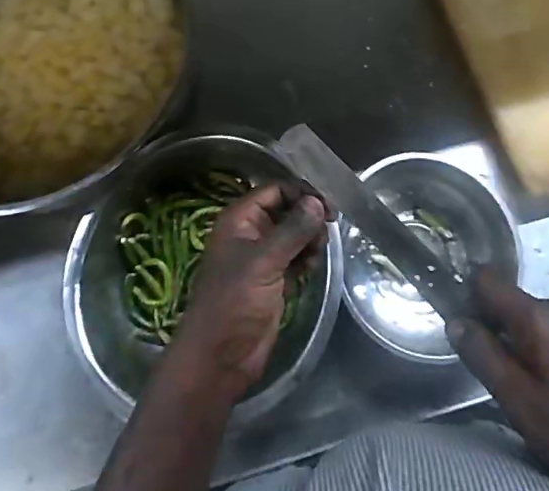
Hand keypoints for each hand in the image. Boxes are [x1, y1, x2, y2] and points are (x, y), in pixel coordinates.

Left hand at [168, 181, 327, 398]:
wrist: (220, 357)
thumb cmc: (234, 301)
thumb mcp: (264, 261)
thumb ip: (292, 230)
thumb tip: (317, 202)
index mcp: (239, 219)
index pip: (275, 190)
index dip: (301, 193)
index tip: (328, 205)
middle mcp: (251, 232)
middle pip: (287, 210)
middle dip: (308, 217)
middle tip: (326, 232)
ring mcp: (262, 256)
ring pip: (294, 234)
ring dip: (310, 238)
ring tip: (317, 253)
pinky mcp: (273, 279)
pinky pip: (295, 256)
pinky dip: (306, 258)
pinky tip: (311, 267)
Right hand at [447, 271, 548, 490]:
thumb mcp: (517, 399)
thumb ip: (482, 354)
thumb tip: (456, 323)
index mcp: (537, 314)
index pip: (487, 278)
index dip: (466, 293)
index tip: (458, 321)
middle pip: (507, 299)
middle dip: (490, 323)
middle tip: (485, 363)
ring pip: (528, 317)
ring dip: (513, 338)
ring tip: (515, 380)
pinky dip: (536, 347)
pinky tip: (543, 383)